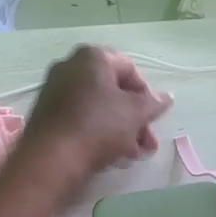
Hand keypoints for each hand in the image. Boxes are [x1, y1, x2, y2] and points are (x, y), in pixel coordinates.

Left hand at [20, 45, 174, 187]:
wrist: (51, 159)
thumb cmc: (98, 126)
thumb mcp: (134, 113)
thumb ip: (153, 104)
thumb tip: (167, 97)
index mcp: (92, 57)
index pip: (129, 69)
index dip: (146, 94)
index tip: (153, 118)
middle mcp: (70, 67)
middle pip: (114, 91)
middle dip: (135, 118)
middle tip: (147, 143)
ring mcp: (55, 91)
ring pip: (99, 108)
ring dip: (121, 129)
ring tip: (132, 154)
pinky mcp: (48, 115)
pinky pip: (81, 119)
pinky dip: (99, 133)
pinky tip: (111, 155)